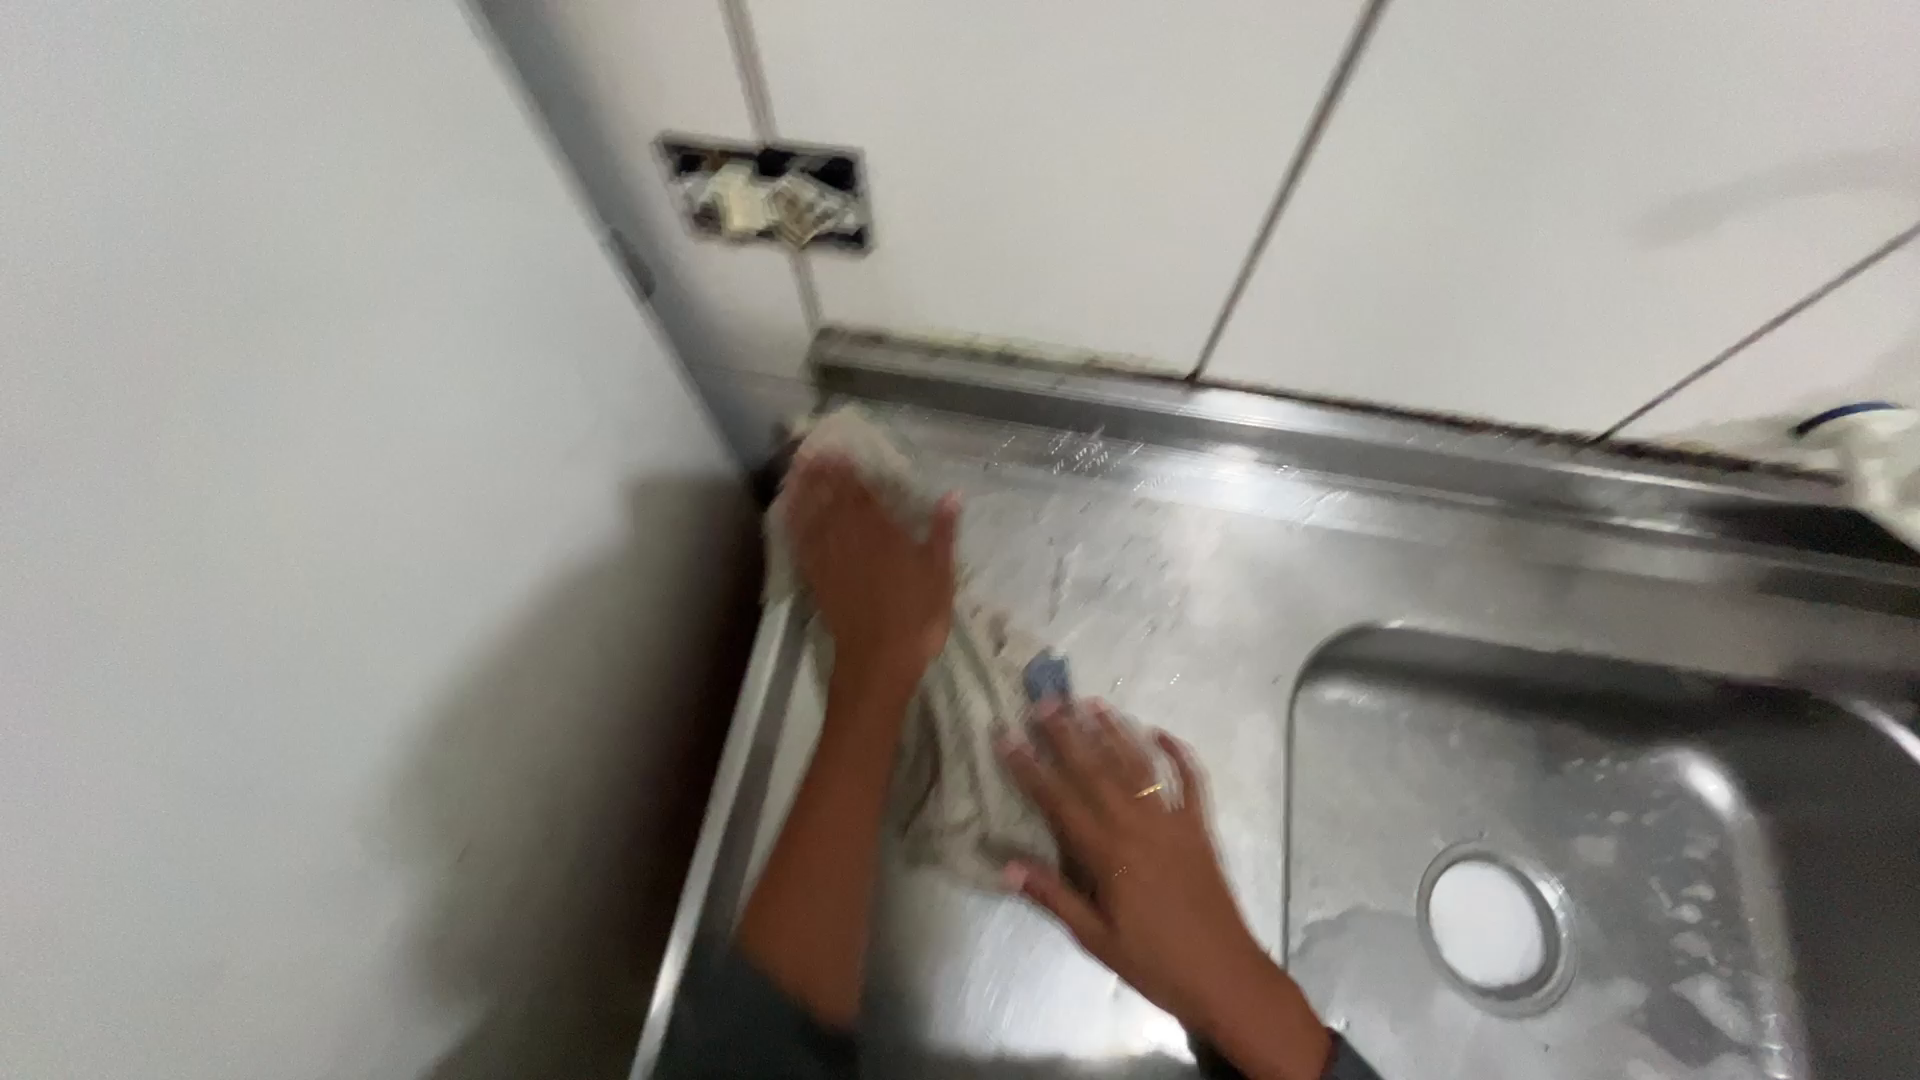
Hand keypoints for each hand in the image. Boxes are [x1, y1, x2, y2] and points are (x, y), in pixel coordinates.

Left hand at [782, 453, 958, 695]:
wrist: (879, 658)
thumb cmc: (917, 617)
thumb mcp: (941, 574)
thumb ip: (943, 532)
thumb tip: (953, 495)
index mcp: (883, 533)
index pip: (861, 493)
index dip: (849, 471)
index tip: (839, 451)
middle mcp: (851, 538)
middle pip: (831, 498)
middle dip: (822, 473)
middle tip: (812, 451)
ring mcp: (830, 558)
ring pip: (811, 515)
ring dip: (803, 490)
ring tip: (797, 470)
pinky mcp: (817, 579)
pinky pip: (801, 543)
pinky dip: (794, 524)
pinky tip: (789, 513)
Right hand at [999, 701, 1330, 1079]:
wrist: (1226, 977)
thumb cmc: (1155, 962)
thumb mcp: (1095, 938)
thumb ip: (1053, 897)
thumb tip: (1006, 867)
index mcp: (1106, 853)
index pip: (1057, 799)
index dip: (1028, 766)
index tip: (1007, 735)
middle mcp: (1137, 825)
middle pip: (1095, 769)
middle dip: (1066, 733)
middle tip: (1045, 700)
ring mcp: (1173, 821)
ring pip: (1138, 764)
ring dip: (1114, 730)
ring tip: (1091, 701)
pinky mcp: (1200, 827)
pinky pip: (1192, 780)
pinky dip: (1178, 753)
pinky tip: (1160, 731)